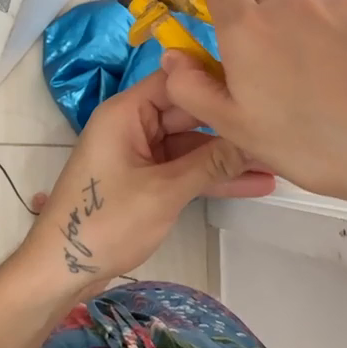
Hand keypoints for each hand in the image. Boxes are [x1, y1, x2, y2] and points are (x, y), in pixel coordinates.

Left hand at [14, 67, 271, 294]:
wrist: (63, 267)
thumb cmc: (106, 221)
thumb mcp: (164, 191)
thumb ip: (211, 163)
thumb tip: (257, 137)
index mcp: (125, 112)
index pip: (176, 80)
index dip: (216, 80)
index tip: (261, 85)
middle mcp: (131, 124)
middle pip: (188, 112)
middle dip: (231, 122)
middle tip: (282, 128)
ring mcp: (137, 153)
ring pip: (190, 144)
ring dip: (228, 155)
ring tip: (280, 160)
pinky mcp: (143, 179)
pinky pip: (182, 168)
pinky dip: (211, 175)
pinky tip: (255, 183)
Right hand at [161, 0, 346, 219]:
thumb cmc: (314, 144)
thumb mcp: (237, 129)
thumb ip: (191, 89)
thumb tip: (172, 58)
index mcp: (247, 28)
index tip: (207, 18)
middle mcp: (290, 5)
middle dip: (247, 14)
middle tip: (255, 65)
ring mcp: (337, 8)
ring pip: (298, 6)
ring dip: (290, 29)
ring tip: (308, 82)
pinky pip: (336, 18)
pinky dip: (328, 38)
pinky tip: (345, 82)